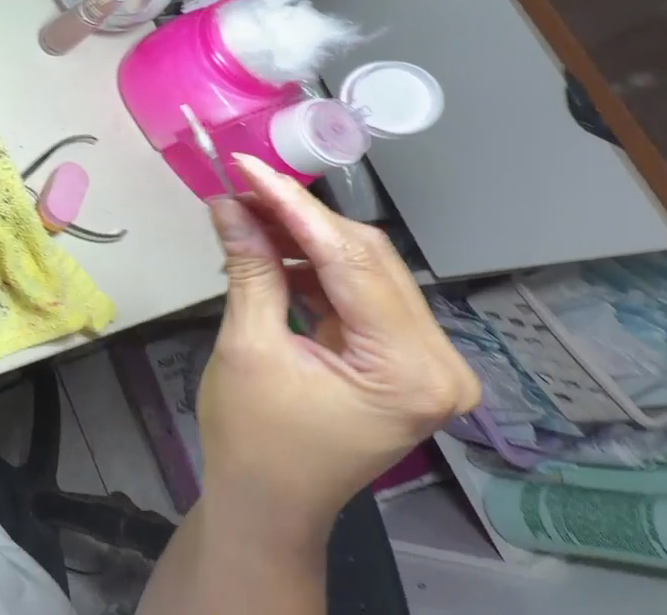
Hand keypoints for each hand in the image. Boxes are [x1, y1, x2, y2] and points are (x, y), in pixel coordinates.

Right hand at [197, 155, 479, 535]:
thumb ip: (249, 270)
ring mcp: (425, 362)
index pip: (350, 261)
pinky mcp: (401, 361)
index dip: (292, 206)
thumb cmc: (254, 436)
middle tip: (239, 183)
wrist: (267, 501)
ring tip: (246, 210)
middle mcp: (438, 360)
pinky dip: (312, 268)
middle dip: (299, 217)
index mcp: (410, 367)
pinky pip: (358, 295)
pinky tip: (270, 247)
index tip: (246, 166)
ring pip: (363, 271)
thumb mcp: (247, 346)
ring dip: (304, 238)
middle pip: (367, 259)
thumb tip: (228, 204)